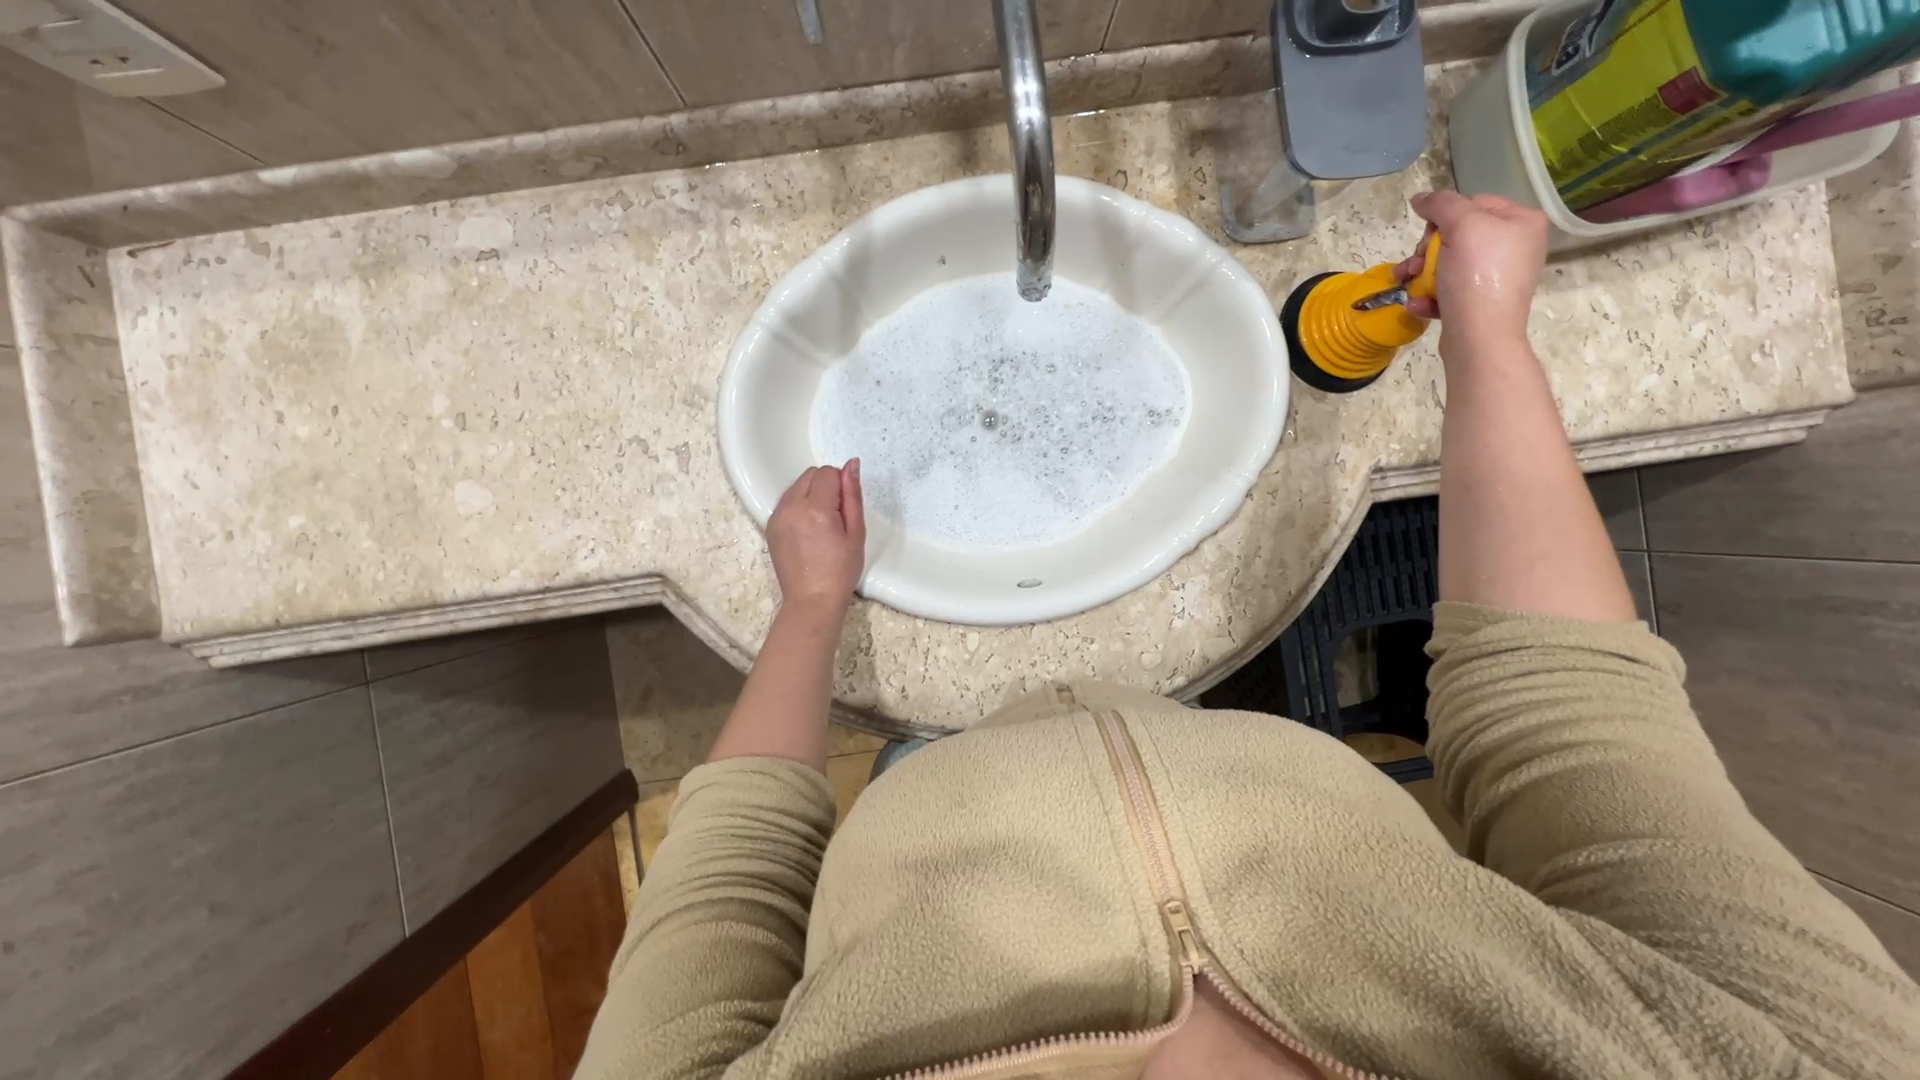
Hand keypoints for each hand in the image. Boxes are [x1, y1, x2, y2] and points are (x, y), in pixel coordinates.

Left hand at [767, 459, 865, 612]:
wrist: (812, 600)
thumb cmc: (840, 570)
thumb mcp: (856, 533)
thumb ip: (852, 495)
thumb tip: (851, 464)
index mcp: (816, 510)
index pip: (827, 473)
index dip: (841, 486)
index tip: (844, 510)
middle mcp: (792, 508)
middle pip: (810, 475)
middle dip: (826, 487)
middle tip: (835, 517)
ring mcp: (777, 517)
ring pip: (797, 486)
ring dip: (812, 495)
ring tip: (821, 525)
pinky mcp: (771, 526)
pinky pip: (787, 501)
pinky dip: (799, 506)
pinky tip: (808, 530)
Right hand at [1394, 191, 1549, 347]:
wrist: (1480, 336)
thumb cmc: (1477, 276)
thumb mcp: (1462, 226)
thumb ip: (1441, 204)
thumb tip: (1420, 198)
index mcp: (1522, 222)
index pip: (1473, 204)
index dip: (1443, 218)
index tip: (1427, 238)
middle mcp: (1514, 246)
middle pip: (1456, 235)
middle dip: (1426, 250)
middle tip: (1415, 264)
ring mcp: (1497, 276)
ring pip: (1446, 263)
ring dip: (1420, 273)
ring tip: (1406, 284)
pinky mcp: (1479, 301)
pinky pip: (1448, 289)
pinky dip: (1429, 295)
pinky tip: (1419, 304)